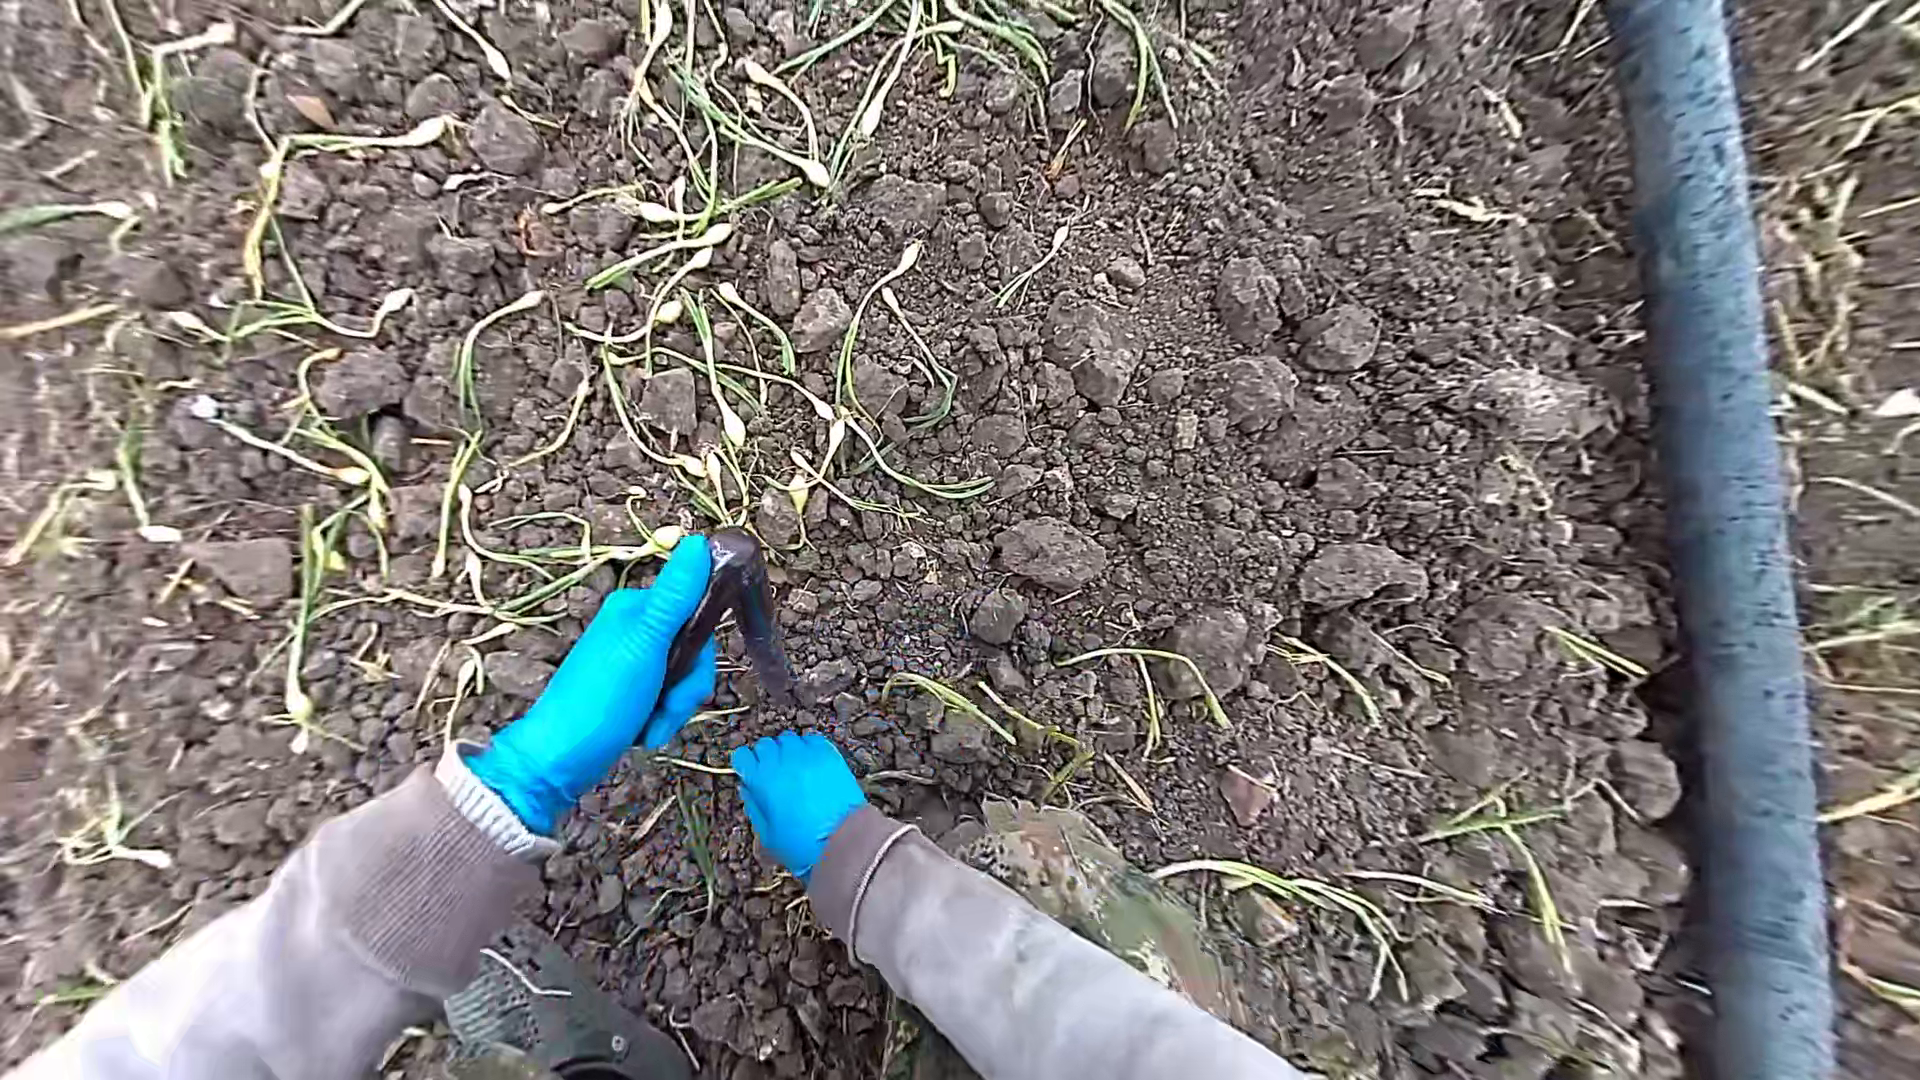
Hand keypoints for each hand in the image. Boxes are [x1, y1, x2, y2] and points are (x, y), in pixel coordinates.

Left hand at [469, 536, 717, 833]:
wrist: (558, 764)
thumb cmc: (599, 701)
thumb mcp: (645, 644)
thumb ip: (675, 596)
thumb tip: (699, 543)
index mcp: (637, 609)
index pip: (699, 610)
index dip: (703, 643)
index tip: (688, 665)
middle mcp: (638, 629)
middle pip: (698, 648)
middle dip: (689, 684)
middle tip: (668, 703)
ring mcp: (637, 661)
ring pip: (689, 675)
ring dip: (678, 705)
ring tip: (653, 723)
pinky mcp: (637, 689)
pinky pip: (674, 696)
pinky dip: (666, 716)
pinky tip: (646, 730)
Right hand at [731, 732, 866, 881]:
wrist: (841, 837)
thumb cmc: (805, 842)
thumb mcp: (768, 834)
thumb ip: (754, 806)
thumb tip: (749, 789)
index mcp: (763, 780)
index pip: (742, 756)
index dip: (745, 764)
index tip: (750, 770)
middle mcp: (783, 761)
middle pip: (765, 744)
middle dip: (765, 757)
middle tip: (772, 773)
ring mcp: (807, 754)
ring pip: (788, 739)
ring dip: (787, 751)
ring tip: (793, 769)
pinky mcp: (828, 753)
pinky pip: (811, 740)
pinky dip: (808, 748)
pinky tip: (810, 764)